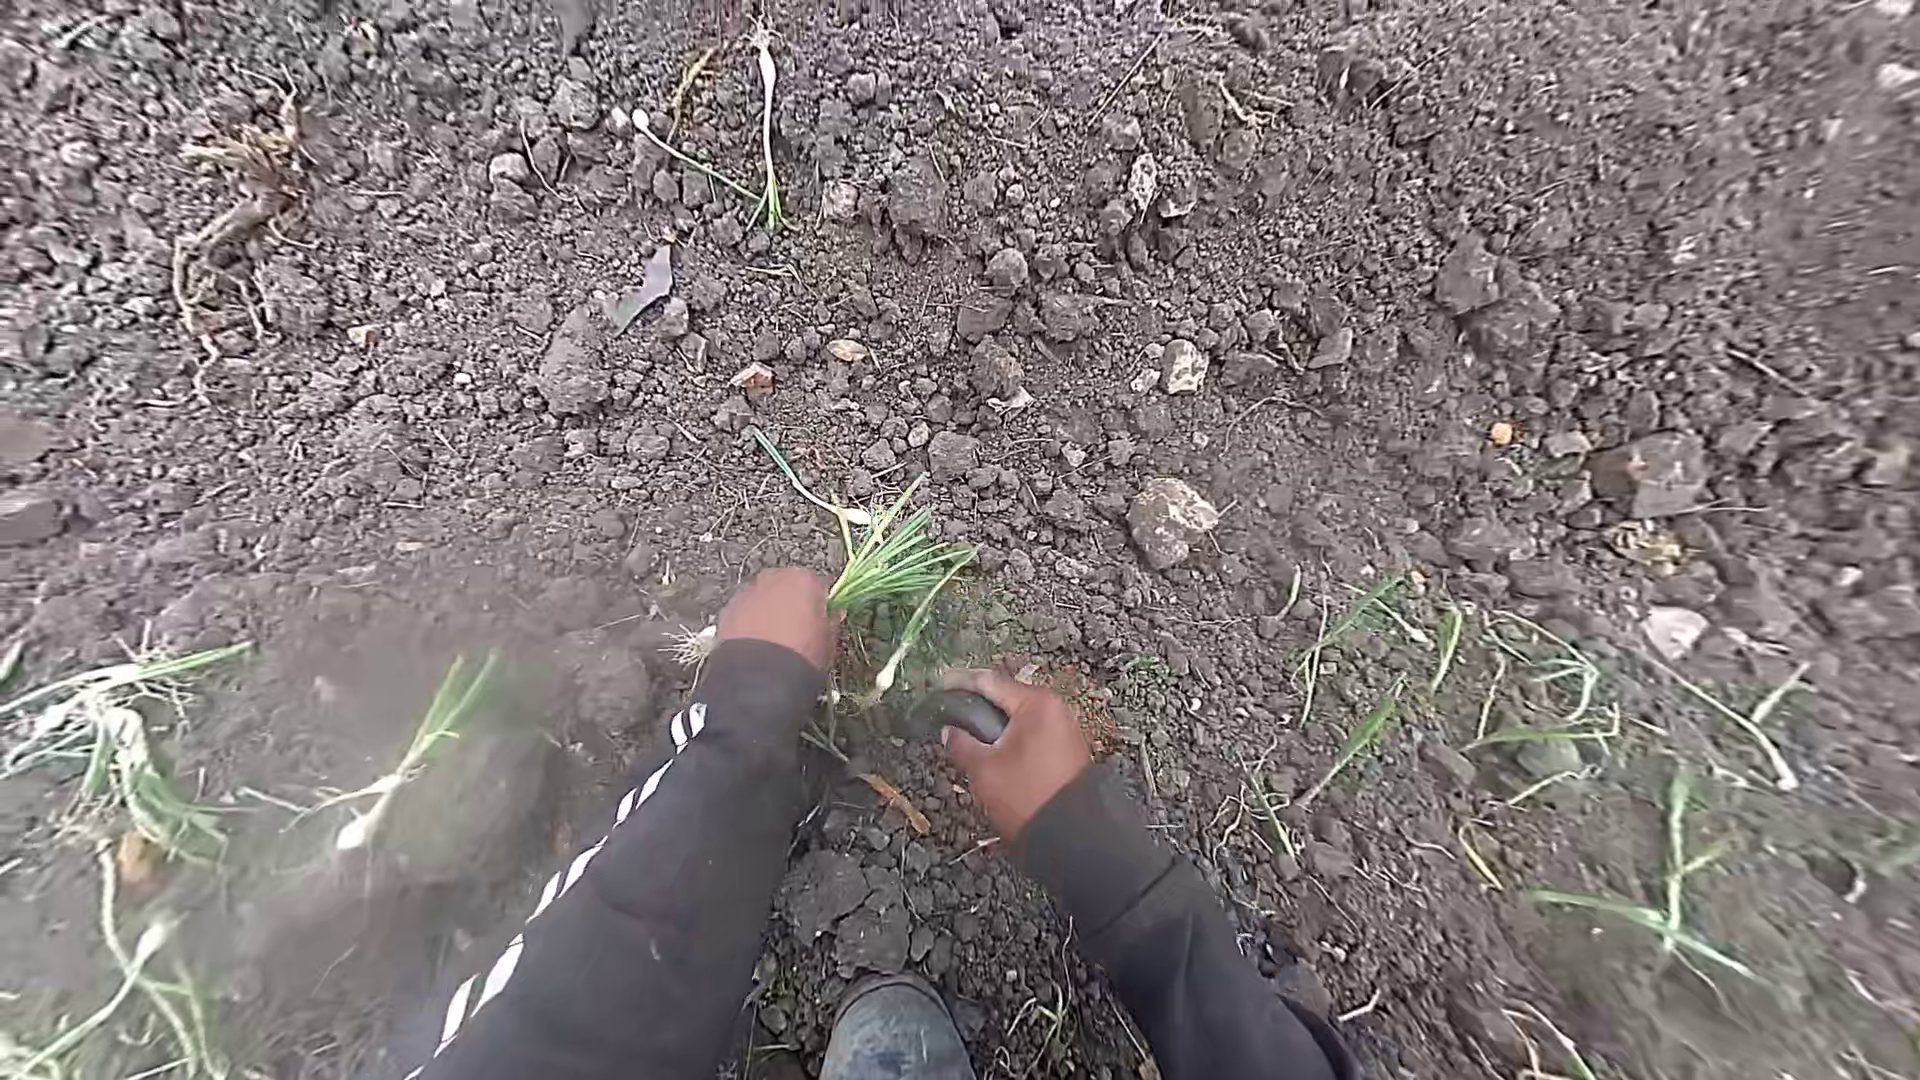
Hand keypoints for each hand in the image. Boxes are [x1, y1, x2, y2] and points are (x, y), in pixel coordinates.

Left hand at [715, 568, 833, 671]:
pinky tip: (755, 643)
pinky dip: (748, 621)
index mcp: (805, 580)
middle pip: (787, 585)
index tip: (820, 618)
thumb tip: (832, 615)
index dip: (819, 603)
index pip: (818, 585)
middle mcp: (775, 578)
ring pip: (763, 596)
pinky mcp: (728, 609)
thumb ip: (831, 621)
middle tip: (795, 628)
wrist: (761, 677)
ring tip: (772, 638)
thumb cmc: (802, 655)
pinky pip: (744, 611)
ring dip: (768, 610)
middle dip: (790, 602)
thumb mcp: (829, 640)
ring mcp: (748, 592)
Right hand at [940, 670, 1089, 838]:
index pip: (989, 681)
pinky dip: (1010, 736)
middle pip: (1005, 697)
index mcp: (1036, 703)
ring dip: (993, 723)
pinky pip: (1031, 732)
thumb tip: (949, 731)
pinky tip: (992, 749)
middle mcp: (1054, 708)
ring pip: (1018, 717)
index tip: (938, 683)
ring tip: (966, 732)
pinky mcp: (1066, 748)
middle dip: (977, 704)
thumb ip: (961, 744)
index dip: (959, 682)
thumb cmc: (1028, 797)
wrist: (1075, 839)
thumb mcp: (984, 770)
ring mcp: (1064, 728)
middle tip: (949, 710)